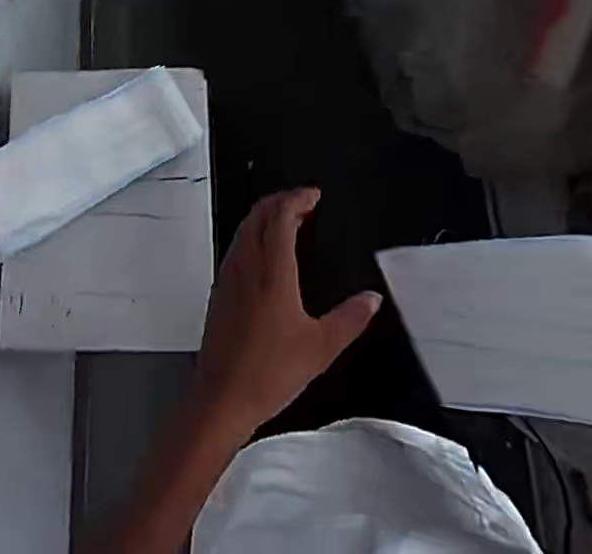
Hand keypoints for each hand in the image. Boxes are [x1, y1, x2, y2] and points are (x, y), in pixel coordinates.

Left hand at [192, 187, 381, 434]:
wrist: (221, 395)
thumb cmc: (268, 373)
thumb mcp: (321, 348)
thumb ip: (350, 319)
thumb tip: (371, 299)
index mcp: (271, 272)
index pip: (280, 216)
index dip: (297, 198)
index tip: (313, 194)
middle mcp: (246, 265)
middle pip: (258, 214)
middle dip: (281, 200)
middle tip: (303, 201)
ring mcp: (228, 275)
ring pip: (245, 228)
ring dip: (266, 215)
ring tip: (289, 221)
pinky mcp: (220, 288)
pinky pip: (237, 246)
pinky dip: (254, 234)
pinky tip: (267, 252)